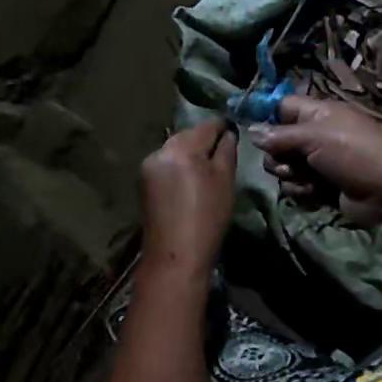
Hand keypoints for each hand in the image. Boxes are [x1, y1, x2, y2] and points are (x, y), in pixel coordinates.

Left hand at [140, 119, 236, 274]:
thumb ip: (227, 151)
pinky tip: (192, 183)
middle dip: (207, 141)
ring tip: (209, 172)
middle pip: (189, 135)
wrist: (175, 255)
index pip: (208, 125)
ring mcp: (148, 166)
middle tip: (226, 157)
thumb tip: (229, 133)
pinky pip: (168, 163)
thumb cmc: (208, 217)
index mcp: (181, 148)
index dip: (225, 128)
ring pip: (177, 149)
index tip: (237, 136)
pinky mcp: (144, 182)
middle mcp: (160, 151)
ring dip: (193, 154)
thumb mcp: (225, 181)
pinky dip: (181, 166)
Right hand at [250, 97, 381, 226]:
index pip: (283, 107)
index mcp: (318, 114)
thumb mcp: (315, 135)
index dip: (266, 116)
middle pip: (278, 142)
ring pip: (285, 169)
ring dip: (290, 176)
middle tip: (289, 162)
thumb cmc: (354, 152)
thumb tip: (252, 131)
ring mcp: (320, 163)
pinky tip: (316, 194)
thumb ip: (280, 135)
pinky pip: (298, 188)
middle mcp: (317, 136)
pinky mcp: (323, 188)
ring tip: (308, 180)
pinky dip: (303, 192)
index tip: (250, 130)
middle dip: (277, 156)